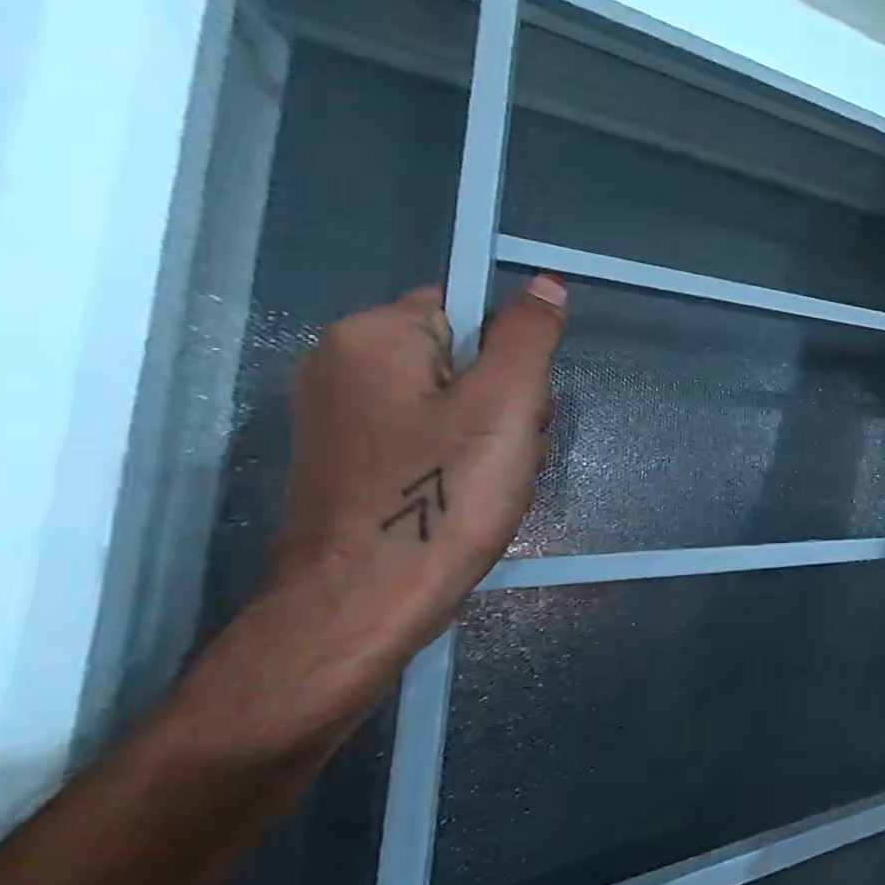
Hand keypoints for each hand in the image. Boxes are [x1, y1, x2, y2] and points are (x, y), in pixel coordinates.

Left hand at [177, 277, 568, 748]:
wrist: (364, 601)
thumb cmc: (442, 493)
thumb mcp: (506, 405)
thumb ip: (528, 335)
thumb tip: (545, 283)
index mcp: (373, 337)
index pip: (467, 308)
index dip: (510, 353)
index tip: (520, 405)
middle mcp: (340, 364)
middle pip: (459, 356)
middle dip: (504, 399)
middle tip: (513, 450)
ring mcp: (338, 416)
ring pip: (448, 400)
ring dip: (490, 432)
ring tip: (496, 480)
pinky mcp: (347, 460)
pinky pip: (424, 435)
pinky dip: (457, 457)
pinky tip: (468, 495)